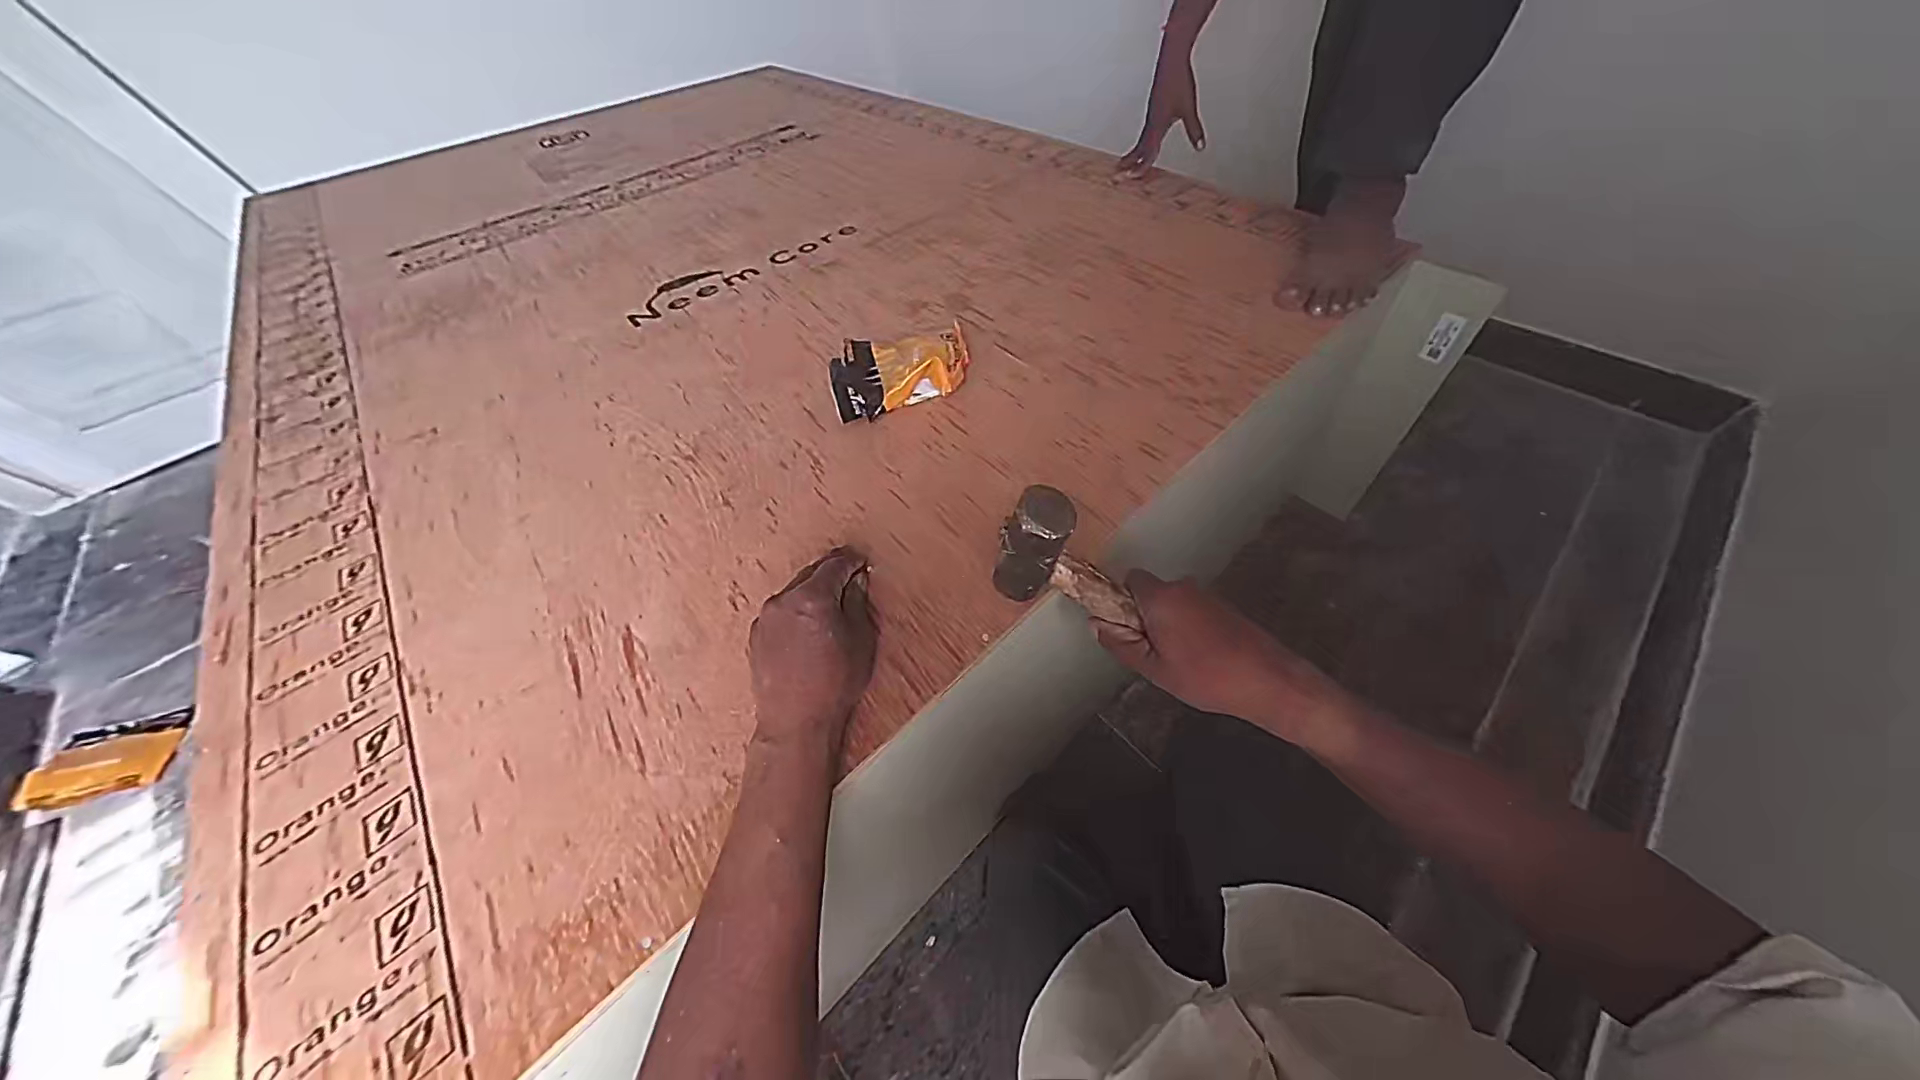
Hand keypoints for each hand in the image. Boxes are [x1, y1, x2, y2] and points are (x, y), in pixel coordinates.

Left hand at [748, 548, 876, 747]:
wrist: (796, 722)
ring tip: (831, 607)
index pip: (835, 566)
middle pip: (812, 574)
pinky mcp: (757, 636)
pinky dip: (797, 612)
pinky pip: (781, 612)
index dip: (851, 561)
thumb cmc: (832, 686)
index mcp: (811, 598)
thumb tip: (855, 583)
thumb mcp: (861, 639)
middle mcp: (783, 602)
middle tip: (850, 578)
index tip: (859, 561)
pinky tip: (810, 628)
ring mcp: (766, 619)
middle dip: (832, 575)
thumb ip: (857, 602)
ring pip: (794, 593)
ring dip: (813, 593)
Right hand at [1093, 572, 1353, 745]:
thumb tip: (1097, 624)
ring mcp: (1206, 595)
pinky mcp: (1223, 607)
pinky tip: (1199, 657)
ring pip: (1170, 603)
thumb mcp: (1154, 668)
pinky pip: (1190, 610)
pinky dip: (1187, 628)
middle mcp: (1182, 587)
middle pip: (1149, 592)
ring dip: (1166, 624)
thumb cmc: (1206, 676)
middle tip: (1152, 653)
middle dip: (1144, 616)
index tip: (1126, 630)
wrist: (1269, 680)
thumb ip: (1120, 644)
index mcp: (1161, 597)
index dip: (1121, 602)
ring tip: (1179, 660)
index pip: (1128, 580)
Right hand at [1116, 45, 1205, 177]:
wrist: (1172, 58)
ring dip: (1134, 152)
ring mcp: (1151, 114)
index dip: (1142, 166)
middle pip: (1140, 147)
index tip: (1133, 178)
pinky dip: (1141, 141)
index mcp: (1157, 124)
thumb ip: (1194, 129)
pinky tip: (1144, 141)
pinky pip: (1145, 130)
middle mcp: (1151, 121)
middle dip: (1130, 161)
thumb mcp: (1189, 108)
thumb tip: (1200, 147)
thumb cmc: (1179, 81)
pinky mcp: (1154, 108)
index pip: (1149, 151)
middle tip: (1118, 173)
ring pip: (1141, 139)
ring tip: (1125, 161)